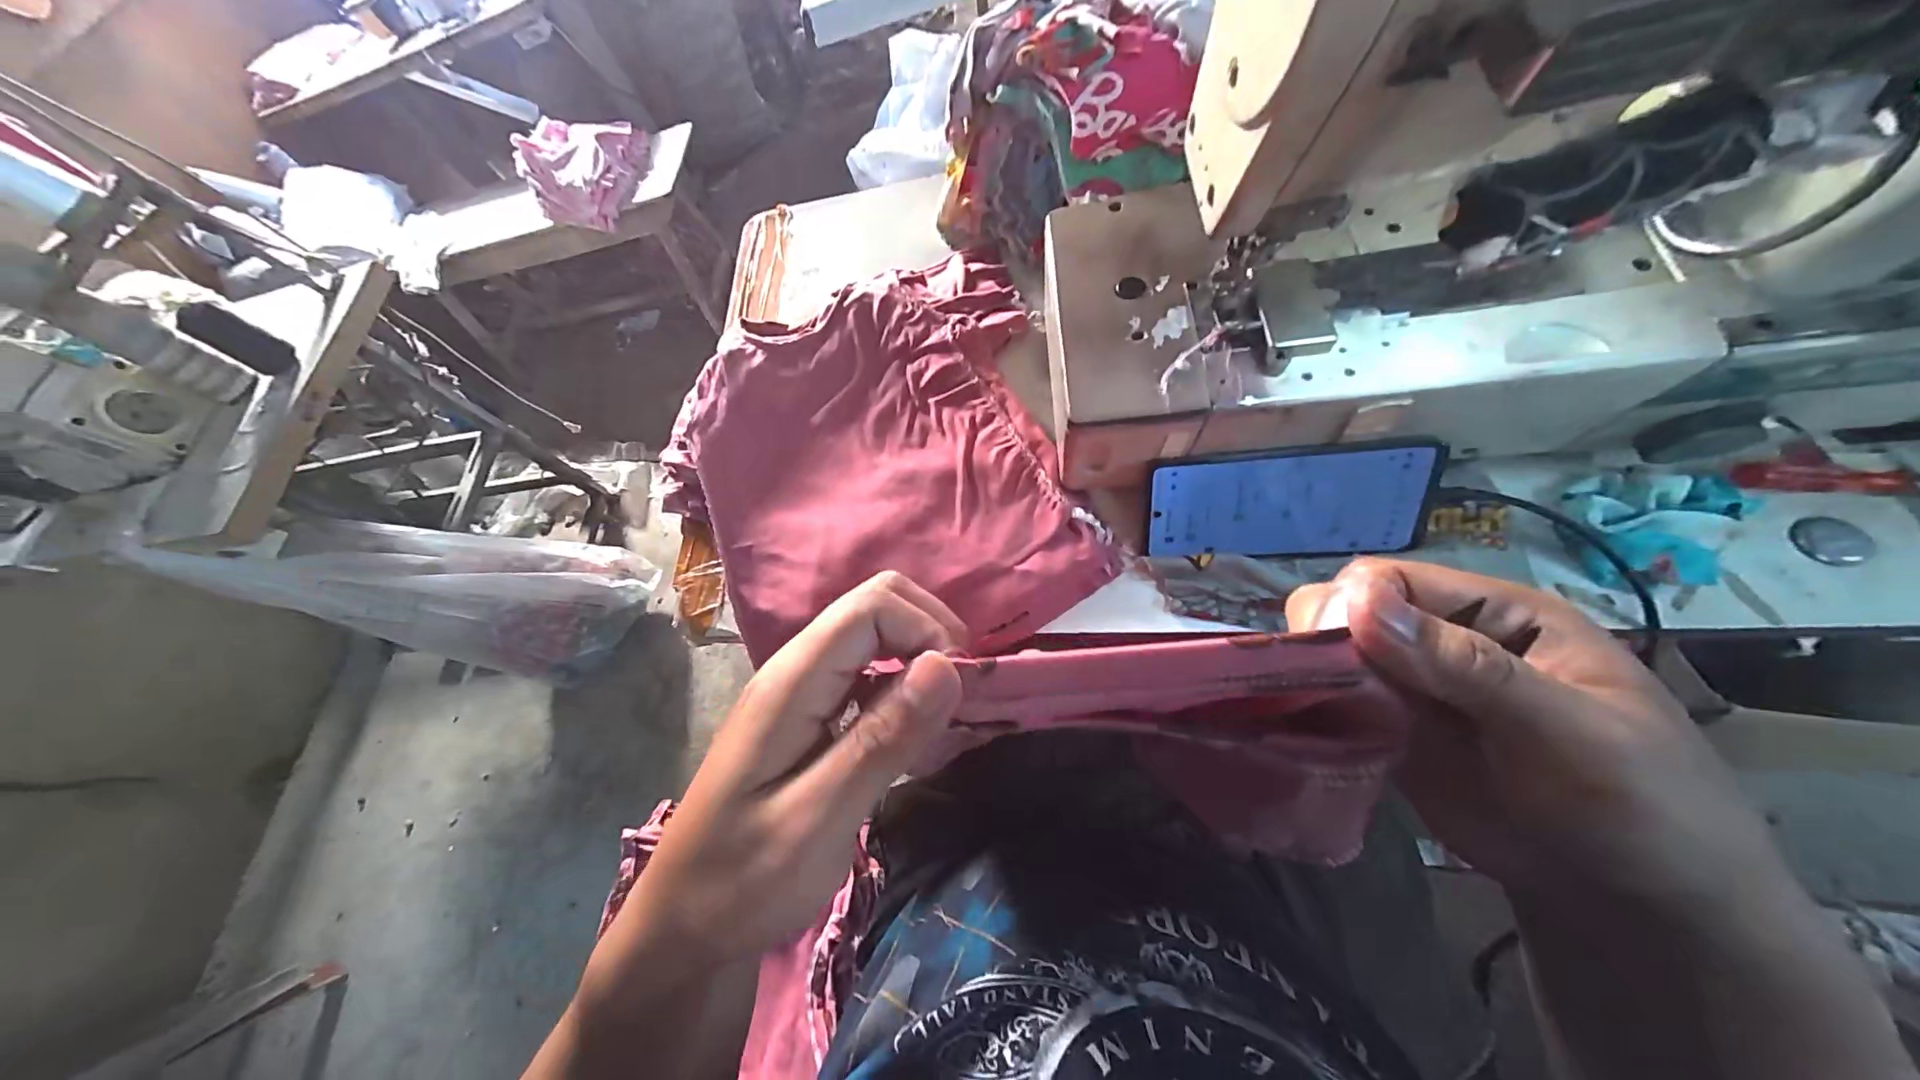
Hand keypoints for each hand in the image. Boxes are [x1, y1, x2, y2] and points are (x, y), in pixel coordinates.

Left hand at [619, 572, 963, 962]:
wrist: (683, 927)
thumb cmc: (742, 882)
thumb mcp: (818, 819)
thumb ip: (883, 740)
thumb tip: (947, 665)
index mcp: (792, 681)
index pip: (872, 605)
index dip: (927, 629)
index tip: (958, 690)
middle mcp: (796, 670)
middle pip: (875, 607)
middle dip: (930, 637)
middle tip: (957, 701)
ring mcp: (801, 692)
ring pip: (875, 640)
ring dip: (920, 666)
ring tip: (942, 725)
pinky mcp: (810, 718)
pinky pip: (867, 678)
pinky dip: (903, 693)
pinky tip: (914, 739)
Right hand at [1287, 559, 1784, 913]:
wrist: (1642, 906)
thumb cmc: (1639, 804)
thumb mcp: (1568, 729)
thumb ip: (1467, 665)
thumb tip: (1357, 602)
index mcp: (1493, 614)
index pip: (1390, 579)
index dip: (1349, 603)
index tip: (1329, 649)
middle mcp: (1444, 641)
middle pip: (1347, 612)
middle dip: (1322, 640)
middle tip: (1320, 689)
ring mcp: (1414, 691)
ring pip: (1333, 659)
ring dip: (1310, 679)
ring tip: (1305, 715)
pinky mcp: (1392, 736)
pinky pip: (1336, 708)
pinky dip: (1315, 716)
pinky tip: (1306, 736)